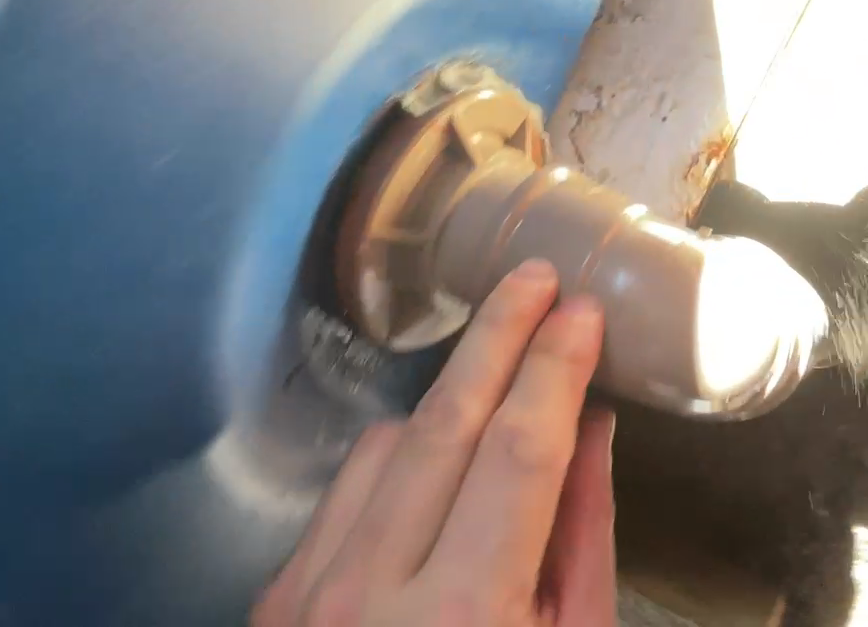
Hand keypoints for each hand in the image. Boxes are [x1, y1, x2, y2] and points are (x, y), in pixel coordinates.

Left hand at [253, 260, 614, 625]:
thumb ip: (581, 540)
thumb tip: (589, 426)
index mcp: (467, 619)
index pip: (522, 449)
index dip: (556, 366)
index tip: (584, 310)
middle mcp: (371, 595)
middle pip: (446, 421)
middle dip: (498, 334)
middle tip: (536, 276)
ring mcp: (308, 595)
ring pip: (391, 439)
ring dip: (454, 394)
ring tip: (503, 370)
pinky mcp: (277, 597)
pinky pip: (351, 482)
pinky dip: (404, 447)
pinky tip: (439, 450)